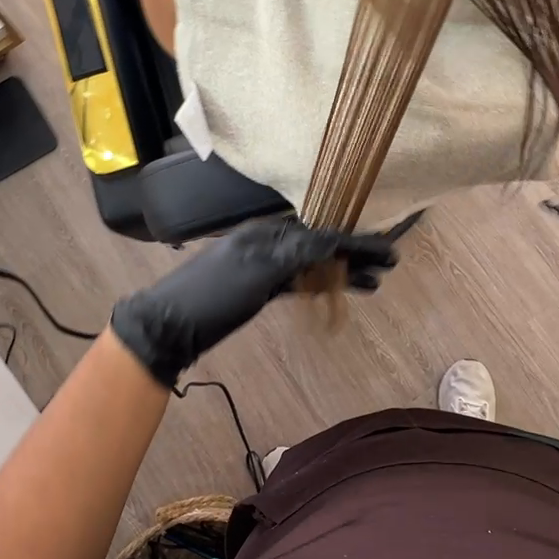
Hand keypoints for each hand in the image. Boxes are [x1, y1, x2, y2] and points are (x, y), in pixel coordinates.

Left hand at [110, 218, 397, 385]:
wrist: (169, 325)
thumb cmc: (212, 296)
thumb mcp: (257, 273)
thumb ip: (296, 255)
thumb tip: (333, 240)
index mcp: (267, 234)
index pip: (323, 234)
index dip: (357, 244)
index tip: (389, 251)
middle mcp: (267, 243)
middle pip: (321, 246)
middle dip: (355, 256)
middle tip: (390, 266)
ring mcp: (262, 266)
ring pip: (312, 266)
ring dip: (342, 274)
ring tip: (374, 285)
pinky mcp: (256, 288)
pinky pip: (297, 282)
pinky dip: (318, 286)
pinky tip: (336, 291)